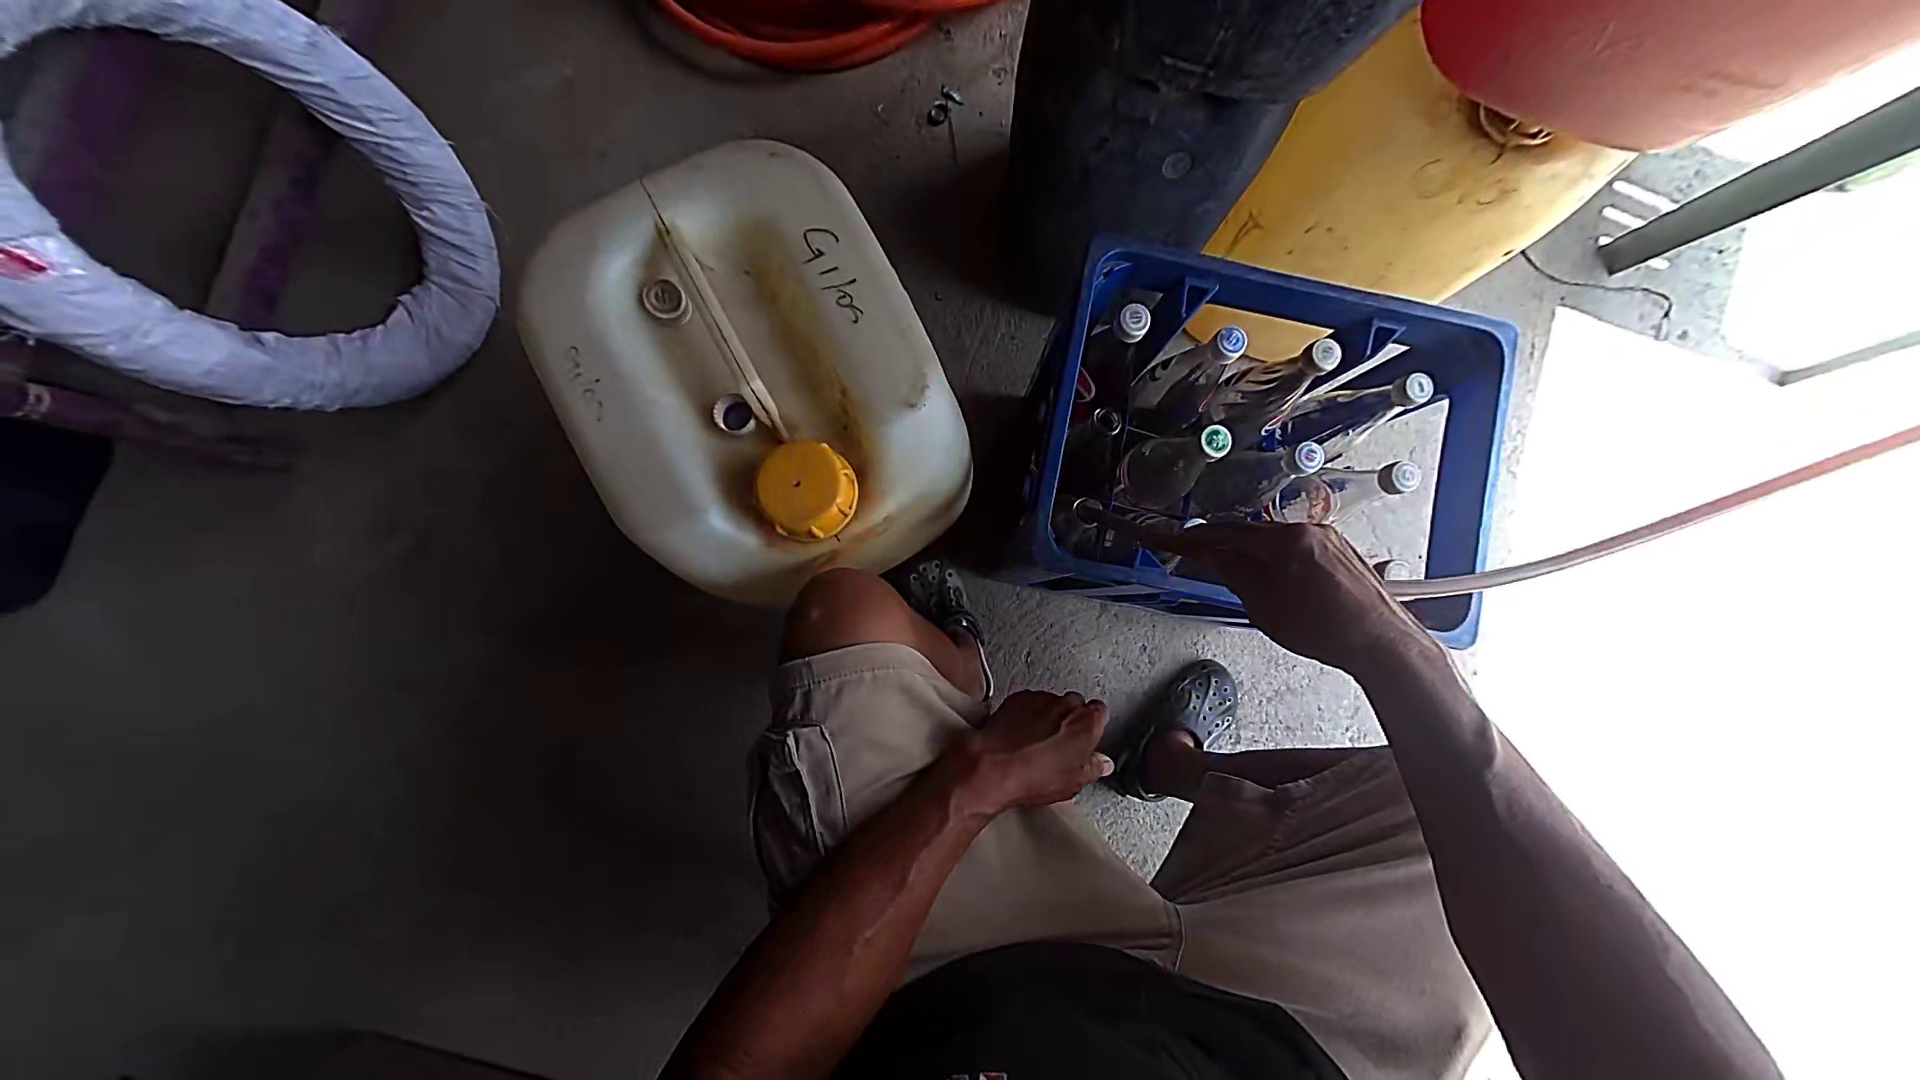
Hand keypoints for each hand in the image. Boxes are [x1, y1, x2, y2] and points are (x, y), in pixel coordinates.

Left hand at [941, 690, 1112, 816]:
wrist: (992, 766)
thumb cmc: (1032, 775)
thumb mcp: (1073, 782)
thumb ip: (1093, 767)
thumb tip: (1102, 763)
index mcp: (1085, 723)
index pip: (1100, 712)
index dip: (1094, 724)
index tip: (1088, 735)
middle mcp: (1065, 704)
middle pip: (1076, 704)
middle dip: (1071, 719)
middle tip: (1062, 742)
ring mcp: (1040, 699)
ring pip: (1052, 702)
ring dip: (1048, 715)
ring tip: (1038, 740)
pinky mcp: (1018, 698)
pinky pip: (1030, 702)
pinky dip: (1028, 713)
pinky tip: (1021, 734)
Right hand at [1166, 522, 1443, 677]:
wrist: (1383, 643)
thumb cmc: (1324, 629)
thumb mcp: (1264, 605)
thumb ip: (1232, 573)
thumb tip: (1208, 556)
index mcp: (1285, 541)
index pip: (1227, 534)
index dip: (1196, 538)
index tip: (1174, 539)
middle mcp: (1307, 530)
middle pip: (1249, 531)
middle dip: (1220, 542)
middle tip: (1194, 551)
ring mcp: (1326, 537)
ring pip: (1272, 538)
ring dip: (1246, 549)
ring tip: (1227, 566)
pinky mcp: (1339, 550)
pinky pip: (1293, 544)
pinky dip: (1271, 554)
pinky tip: (1264, 571)